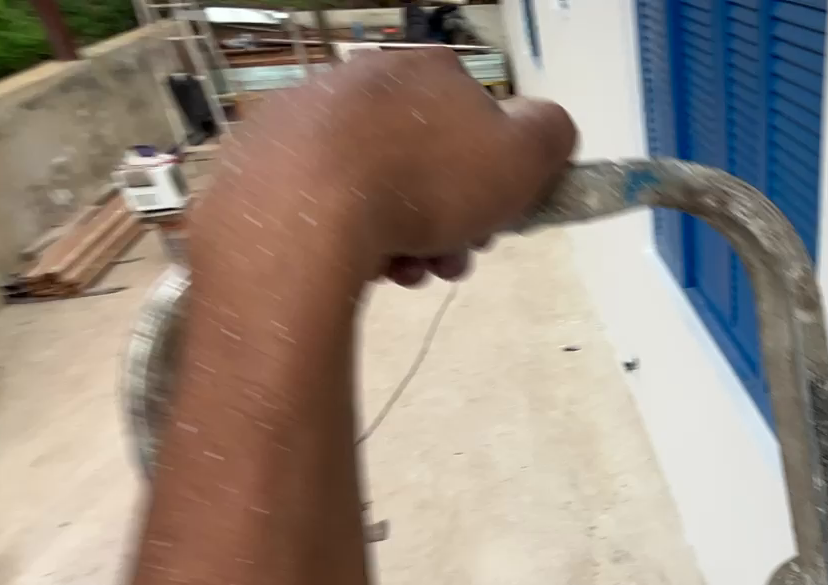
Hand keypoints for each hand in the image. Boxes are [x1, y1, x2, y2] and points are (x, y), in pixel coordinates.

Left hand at [196, 49, 576, 287]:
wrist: (311, 206)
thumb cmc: (431, 180)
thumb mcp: (525, 156)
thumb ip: (552, 135)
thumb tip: (551, 129)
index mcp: (431, 71)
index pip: (482, 121)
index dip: (498, 178)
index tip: (497, 220)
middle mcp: (371, 79)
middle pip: (435, 163)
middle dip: (455, 220)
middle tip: (455, 257)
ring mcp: (315, 113)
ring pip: (388, 188)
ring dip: (415, 238)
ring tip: (414, 270)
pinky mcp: (274, 155)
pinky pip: (338, 201)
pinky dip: (364, 236)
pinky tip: (374, 264)